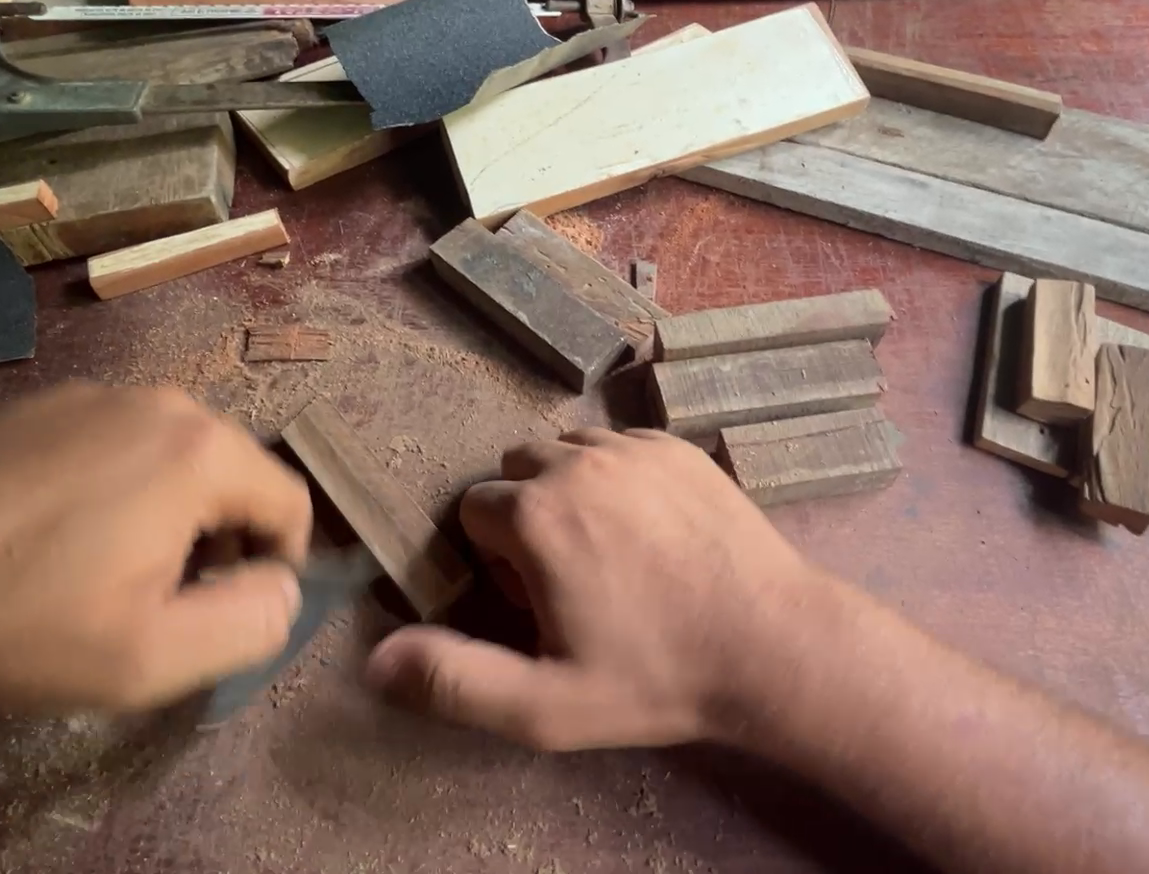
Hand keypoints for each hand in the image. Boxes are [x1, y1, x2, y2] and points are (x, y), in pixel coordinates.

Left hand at [0, 383, 311, 716]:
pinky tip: (65, 531)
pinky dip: (126, 483)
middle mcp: (166, 402)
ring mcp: (103, 394)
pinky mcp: (51, 402)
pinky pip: (127, 440)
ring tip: (114, 565)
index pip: (291, 501)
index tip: (230, 607)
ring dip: (176, 510)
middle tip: (167, 595)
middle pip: (239, 474)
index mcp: (203, 451)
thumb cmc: (18, 623)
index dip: (278, 563)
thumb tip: (284, 586)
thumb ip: (251, 623)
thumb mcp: (152, 658)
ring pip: (184, 455)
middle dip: (224, 536)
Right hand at [362, 428, 820, 750]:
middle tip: (567, 571)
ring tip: (607, 544)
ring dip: (566, 487)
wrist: (774, 644)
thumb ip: (454, 679)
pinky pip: (616, 443)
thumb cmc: (656, 675)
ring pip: (565, 450)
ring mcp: (631, 445)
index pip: (472, 510)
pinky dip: (613, 472)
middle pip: (514, 470)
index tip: (532, 596)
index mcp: (534, 513)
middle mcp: (575, 461)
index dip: (493, 557)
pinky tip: (648, 523)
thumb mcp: (546, 705)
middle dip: (523, 513)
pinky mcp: (675, 443)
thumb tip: (374, 658)